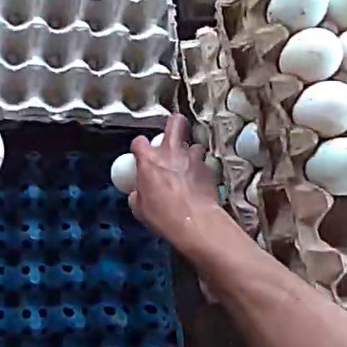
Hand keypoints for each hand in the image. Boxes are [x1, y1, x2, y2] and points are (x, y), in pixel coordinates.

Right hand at [128, 113, 234, 257]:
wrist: (194, 223)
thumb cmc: (166, 216)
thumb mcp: (140, 208)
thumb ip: (138, 194)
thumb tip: (138, 194)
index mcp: (149, 160)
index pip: (140, 141)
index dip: (139, 146)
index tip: (139, 152)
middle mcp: (171, 153)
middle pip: (175, 123)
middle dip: (174, 124)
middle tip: (172, 133)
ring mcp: (192, 159)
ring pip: (194, 145)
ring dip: (190, 152)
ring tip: (187, 164)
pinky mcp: (208, 169)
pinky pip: (204, 163)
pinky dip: (201, 169)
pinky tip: (198, 180)